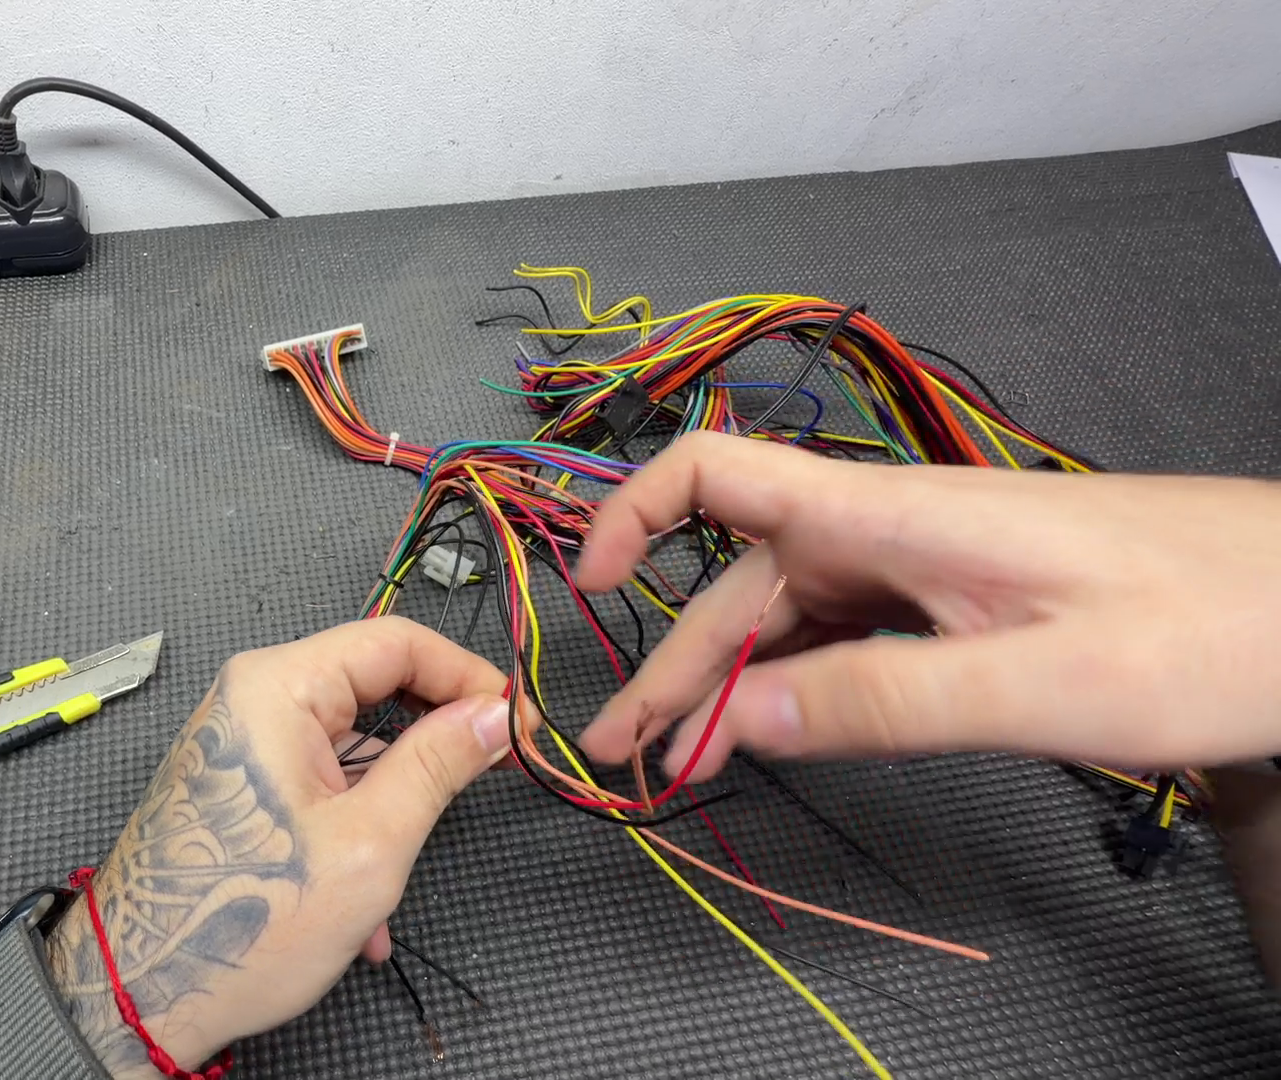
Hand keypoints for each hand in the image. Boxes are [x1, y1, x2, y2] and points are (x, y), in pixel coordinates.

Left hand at [44, 617, 519, 1078]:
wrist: (139, 990)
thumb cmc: (241, 920)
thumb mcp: (369, 843)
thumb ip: (438, 764)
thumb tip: (493, 714)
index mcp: (279, 684)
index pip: (397, 641)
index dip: (467, 675)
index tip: (515, 718)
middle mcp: (256, 692)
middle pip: (374, 678)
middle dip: (437, 727)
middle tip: (492, 765)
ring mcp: (247, 730)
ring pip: (354, 730)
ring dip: (398, 786)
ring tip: (418, 851)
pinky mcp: (245, 768)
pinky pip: (323, 765)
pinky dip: (359, 809)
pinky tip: (366, 891)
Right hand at [573, 431, 1280, 775]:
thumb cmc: (1225, 623)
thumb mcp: (1057, 681)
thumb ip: (888, 698)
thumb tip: (746, 720)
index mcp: (875, 513)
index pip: (707, 472)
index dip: (630, 513)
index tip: (593, 583)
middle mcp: (862, 531)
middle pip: (729, 590)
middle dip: (669, 672)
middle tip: (622, 748)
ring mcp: (888, 568)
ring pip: (769, 626)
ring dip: (715, 691)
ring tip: (673, 757)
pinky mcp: (915, 601)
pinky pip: (820, 643)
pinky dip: (777, 689)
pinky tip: (760, 729)